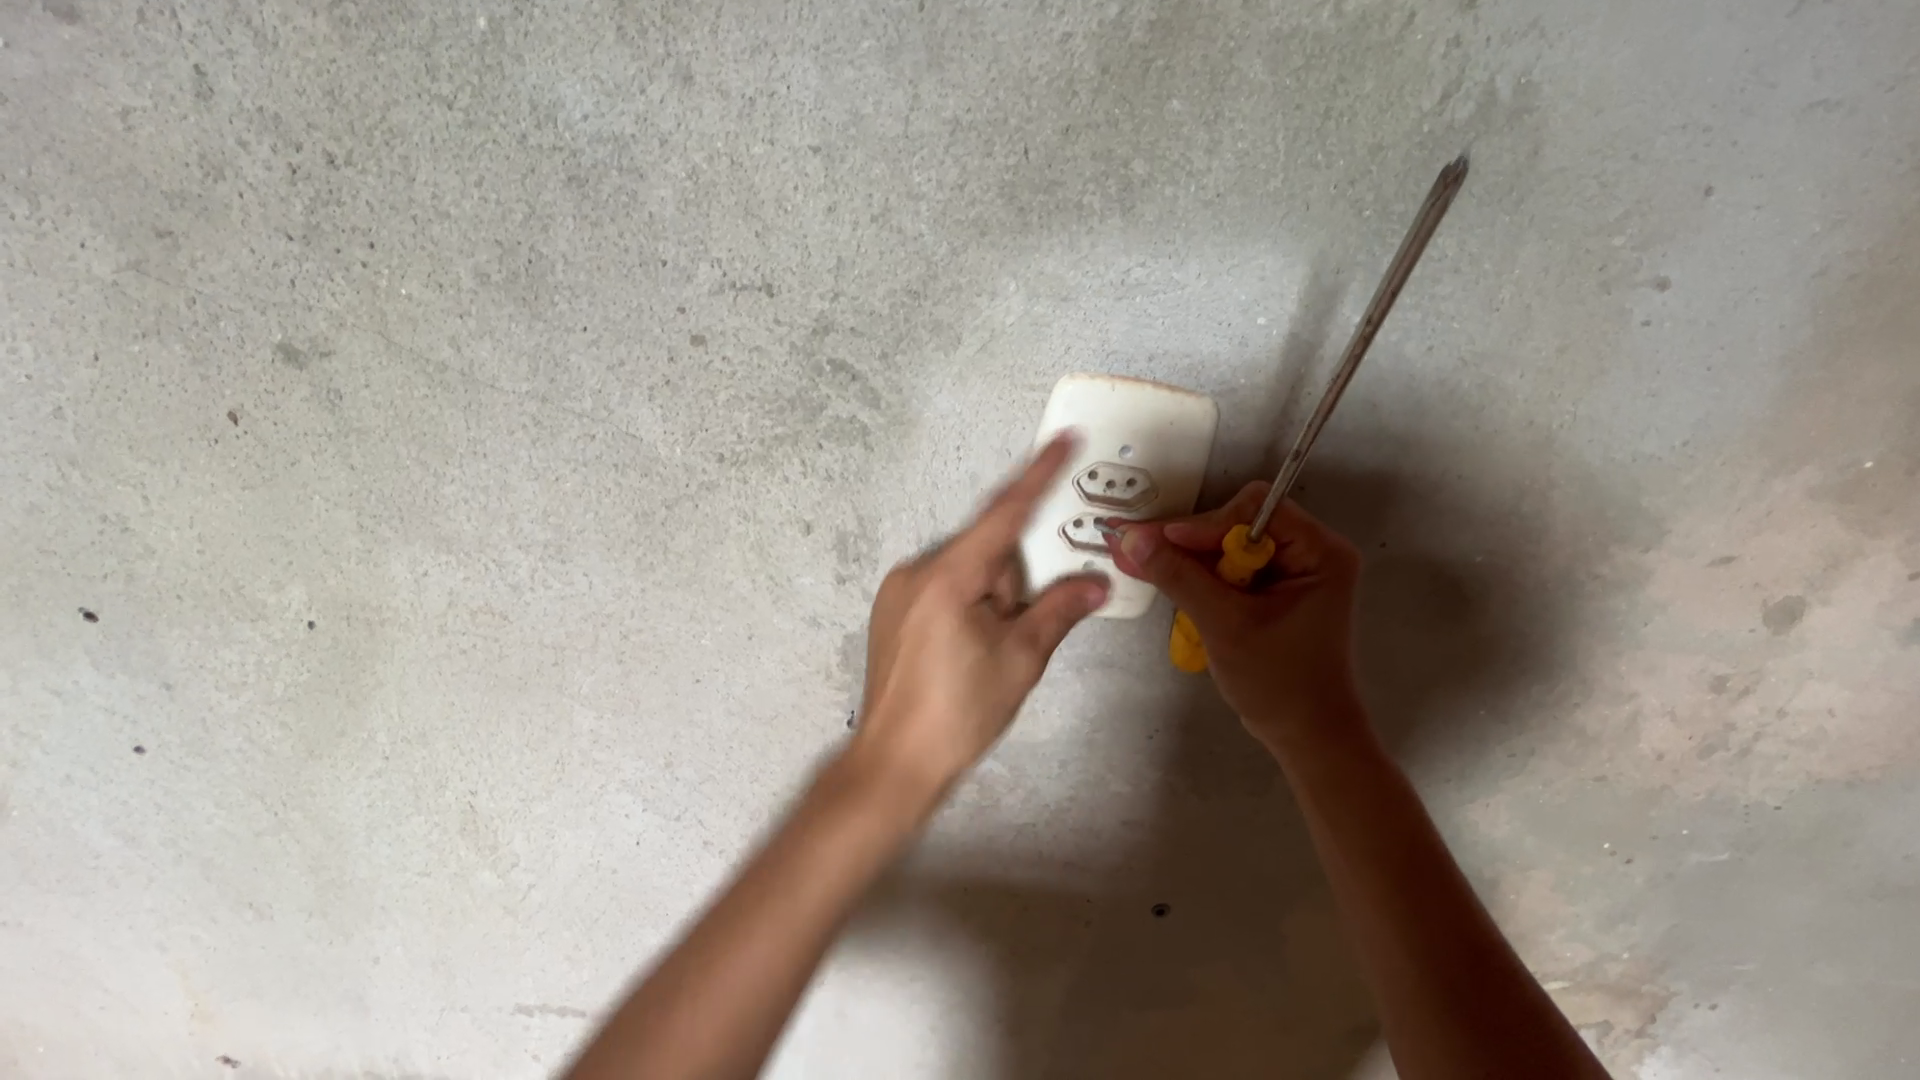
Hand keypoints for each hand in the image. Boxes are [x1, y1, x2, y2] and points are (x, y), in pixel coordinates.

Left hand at [850, 432, 1109, 795]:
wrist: (895, 761)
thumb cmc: (958, 713)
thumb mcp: (1021, 659)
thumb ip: (1061, 609)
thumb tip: (1097, 583)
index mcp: (949, 576)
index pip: (1005, 513)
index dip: (1038, 475)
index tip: (1062, 440)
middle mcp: (917, 572)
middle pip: (986, 551)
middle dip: (1013, 583)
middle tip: (1019, 630)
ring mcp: (898, 592)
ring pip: (965, 573)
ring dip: (991, 598)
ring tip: (987, 654)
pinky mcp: (892, 612)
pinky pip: (943, 590)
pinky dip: (967, 607)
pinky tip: (966, 652)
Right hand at [1108, 481, 1367, 750]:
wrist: (1305, 736)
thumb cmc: (1278, 682)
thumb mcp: (1224, 625)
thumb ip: (1179, 577)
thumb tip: (1130, 539)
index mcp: (1319, 551)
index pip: (1256, 509)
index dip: (1206, 522)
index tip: (1162, 542)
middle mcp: (1309, 552)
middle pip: (1237, 523)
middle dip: (1188, 540)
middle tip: (1137, 550)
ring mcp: (1290, 573)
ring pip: (1225, 546)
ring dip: (1185, 558)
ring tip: (1139, 562)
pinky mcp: (1271, 592)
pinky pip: (1227, 569)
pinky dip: (1195, 575)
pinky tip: (1160, 576)